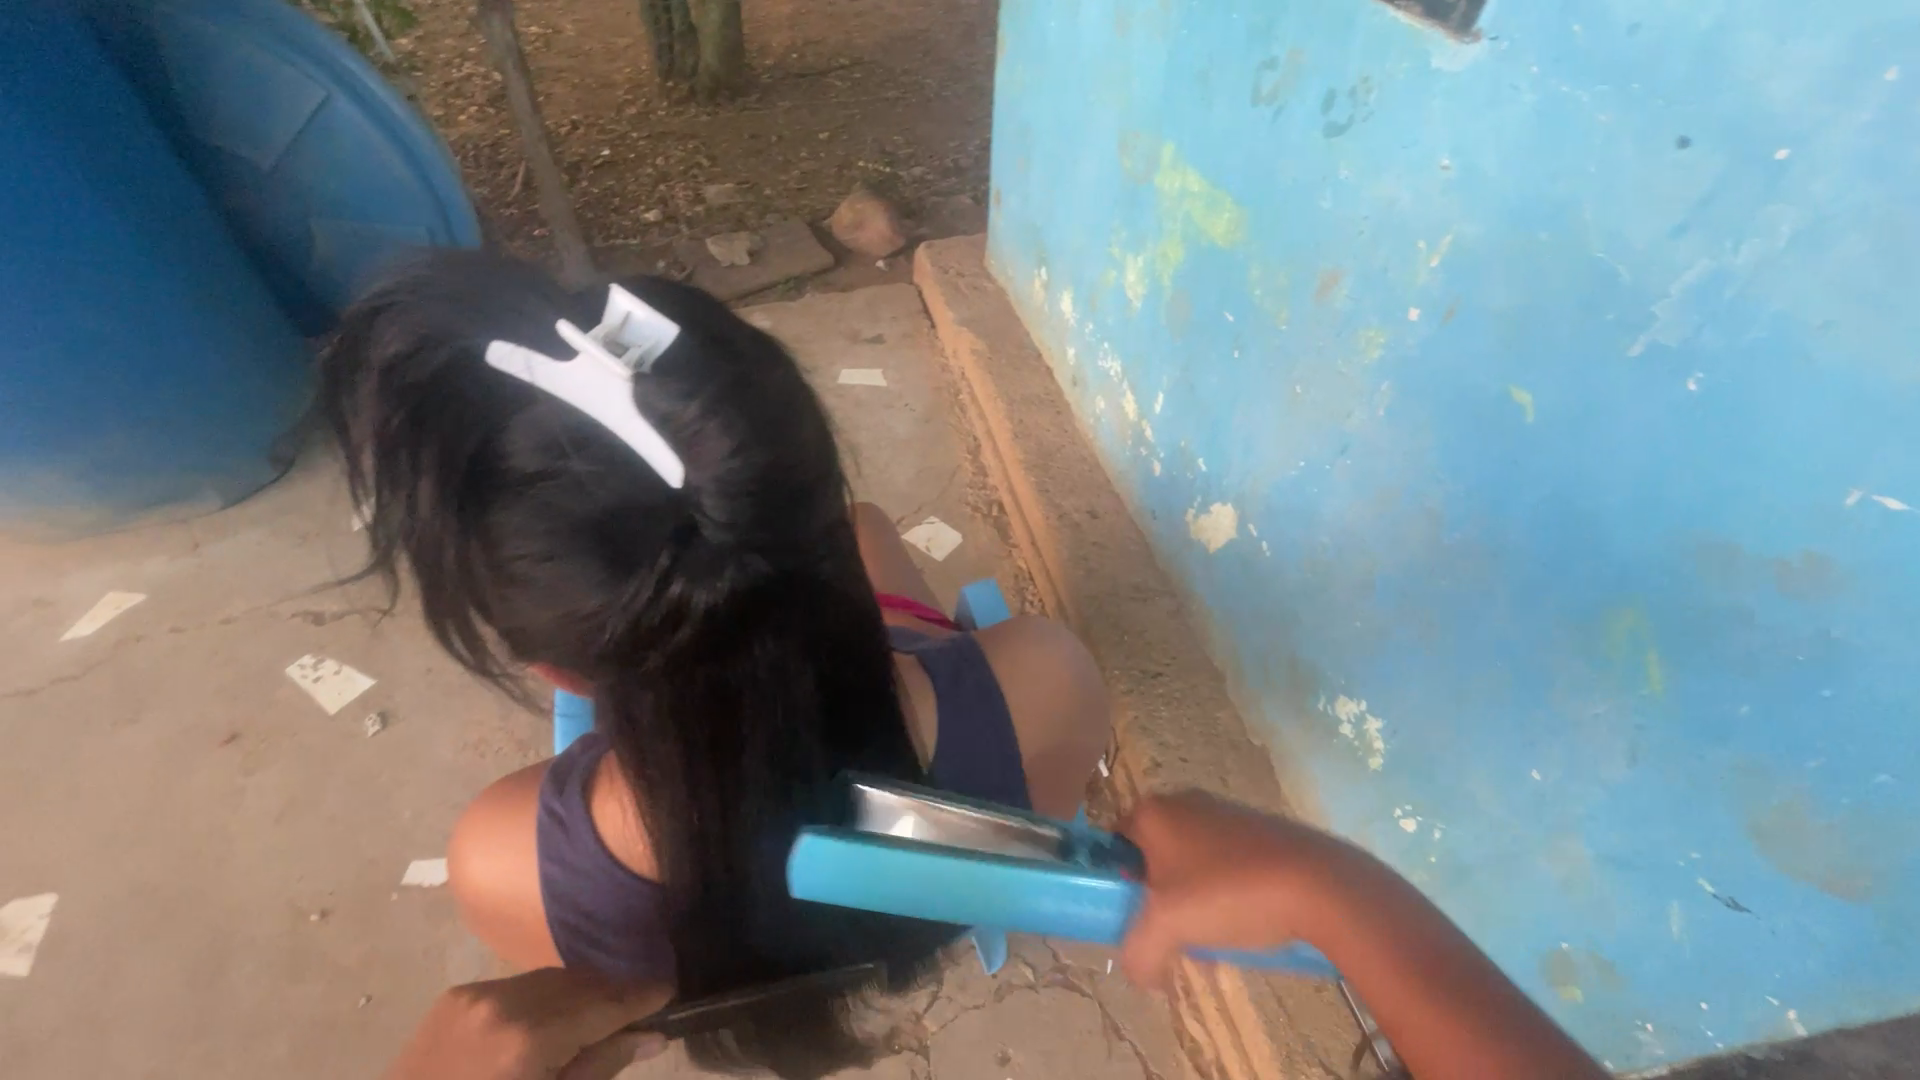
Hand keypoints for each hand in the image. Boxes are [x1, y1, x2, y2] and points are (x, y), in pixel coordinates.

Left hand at [383, 967, 673, 1079]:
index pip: (605, 1005)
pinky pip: (520, 986)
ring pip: (553, 979)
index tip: (670, 993)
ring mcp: (477, 994)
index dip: (642, 997)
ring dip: (581, 993)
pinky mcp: (457, 995)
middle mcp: (506, 1003)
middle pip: (583, 984)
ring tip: (599, 1016)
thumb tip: (653, 1035)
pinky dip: (544, 998)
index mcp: (529, 1041)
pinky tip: (550, 1021)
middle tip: (640, 1011)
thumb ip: (600, 1068)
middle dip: (614, 994)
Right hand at [1117, 790, 1369, 987]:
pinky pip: (1225, 863)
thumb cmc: (1229, 893)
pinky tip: (1245, 924)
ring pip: (1191, 863)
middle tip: (1173, 932)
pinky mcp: (1258, 829)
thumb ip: (1138, 952)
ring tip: (1213, 936)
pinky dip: (1226, 892)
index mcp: (1152, 811)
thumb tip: (1139, 972)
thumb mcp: (1167, 929)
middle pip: (1153, 856)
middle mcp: (1183, 801)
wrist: (1319, 886)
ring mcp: (1224, 811)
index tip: (1136, 916)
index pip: (1114, 845)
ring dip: (1194, 901)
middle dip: (1160, 898)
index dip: (1119, 883)